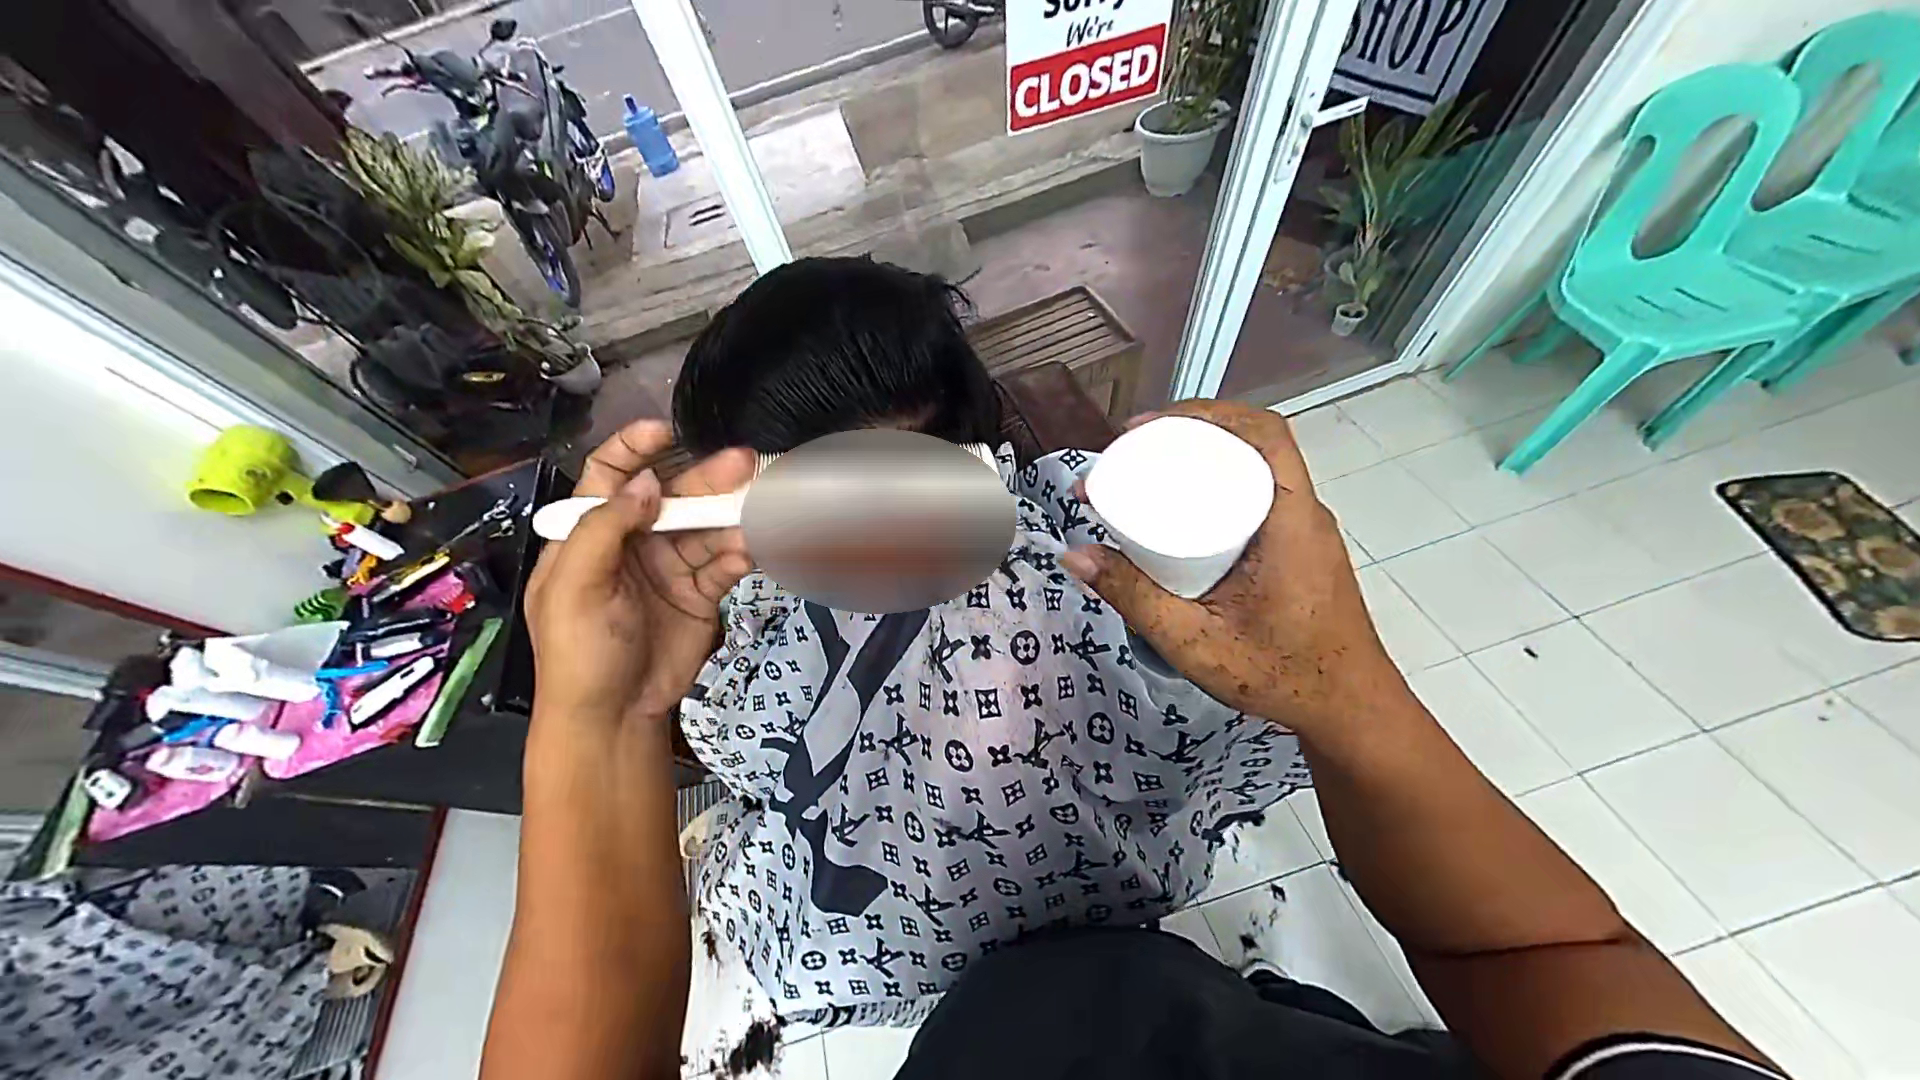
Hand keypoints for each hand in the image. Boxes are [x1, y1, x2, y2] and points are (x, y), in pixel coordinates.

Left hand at [524, 421, 755, 727]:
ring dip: (731, 517)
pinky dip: (740, 554)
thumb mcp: (574, 587)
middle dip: (704, 480)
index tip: (665, 430)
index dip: (634, 449)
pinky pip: (724, 564)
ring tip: (760, 506)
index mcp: (589, 536)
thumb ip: (604, 528)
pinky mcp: (700, 593)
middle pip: (671, 499)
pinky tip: (751, 548)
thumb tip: (647, 483)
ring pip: (705, 529)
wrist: (615, 715)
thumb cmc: (578, 652)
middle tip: (742, 463)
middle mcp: (633, 544)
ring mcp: (670, 568)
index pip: (609, 478)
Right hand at [1059, 400, 1399, 736]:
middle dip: (1185, 434)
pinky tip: (1179, 509)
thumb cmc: (1281, 676)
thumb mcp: (1194, 641)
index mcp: (1289, 520)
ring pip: (1252, 467)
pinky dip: (1215, 483)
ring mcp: (1304, 529)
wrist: (1348, 710)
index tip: (1141, 431)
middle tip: (1128, 454)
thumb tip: (1076, 554)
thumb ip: (1133, 597)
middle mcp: (1302, 512)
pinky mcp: (1298, 546)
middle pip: (1249, 444)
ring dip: (1201, 458)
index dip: (1200, 415)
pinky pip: (1255, 493)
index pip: (1259, 434)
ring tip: (1144, 475)